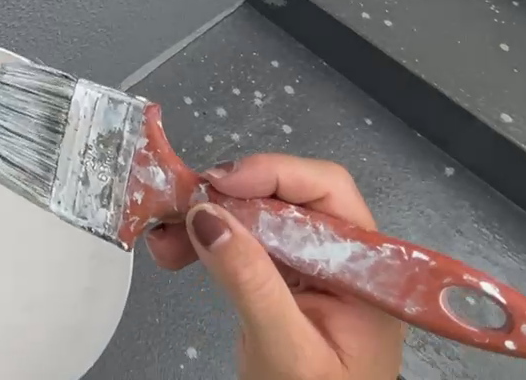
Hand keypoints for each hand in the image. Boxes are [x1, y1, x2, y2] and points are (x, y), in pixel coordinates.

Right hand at [147, 155, 405, 379]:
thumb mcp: (286, 352)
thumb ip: (251, 282)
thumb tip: (206, 214)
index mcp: (362, 272)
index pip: (326, 191)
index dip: (274, 174)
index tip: (221, 185)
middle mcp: (337, 259)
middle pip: (282, 195)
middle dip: (226, 196)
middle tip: (181, 205)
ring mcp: (305, 268)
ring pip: (251, 212)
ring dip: (204, 216)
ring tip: (163, 235)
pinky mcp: (275, 278)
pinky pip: (236, 238)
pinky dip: (200, 236)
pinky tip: (171, 248)